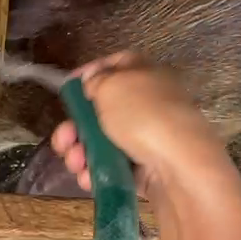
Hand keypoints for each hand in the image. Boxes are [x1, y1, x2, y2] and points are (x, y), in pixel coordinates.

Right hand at [50, 53, 240, 202]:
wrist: (175, 163)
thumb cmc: (143, 116)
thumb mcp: (113, 86)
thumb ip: (97, 79)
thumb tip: (91, 80)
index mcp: (144, 77)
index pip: (116, 64)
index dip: (90, 71)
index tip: (68, 87)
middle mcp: (142, 104)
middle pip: (97, 111)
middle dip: (73, 127)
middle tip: (65, 138)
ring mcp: (139, 137)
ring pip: (95, 142)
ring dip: (77, 153)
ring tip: (78, 163)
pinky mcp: (135, 166)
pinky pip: (104, 166)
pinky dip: (92, 171)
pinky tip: (89, 175)